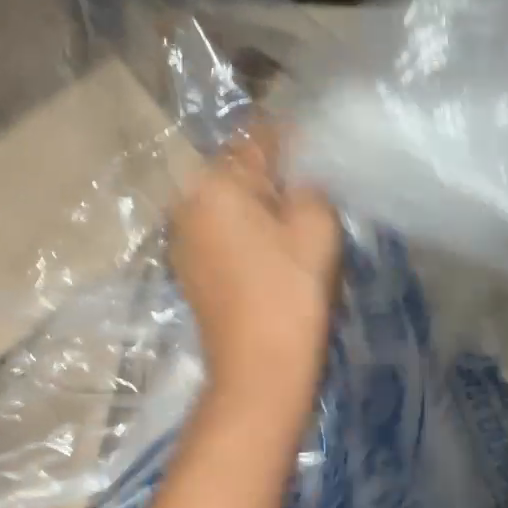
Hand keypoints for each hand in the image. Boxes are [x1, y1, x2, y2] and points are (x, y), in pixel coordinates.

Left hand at [171, 129, 341, 406]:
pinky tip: (276, 266)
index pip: (260, 135)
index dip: (298, 144)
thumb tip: (301, 172)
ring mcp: (183, 239)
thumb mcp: (317, 226)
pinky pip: (225, 237)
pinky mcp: (190, 271)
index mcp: (213, 180)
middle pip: (241, 172)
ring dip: (264, 214)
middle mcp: (186, 200)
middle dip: (278, 182)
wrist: (260, 373)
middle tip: (317, 209)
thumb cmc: (291, 295)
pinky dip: (250, 241)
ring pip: (233, 207)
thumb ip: (310, 182)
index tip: (325, 166)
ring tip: (299, 241)